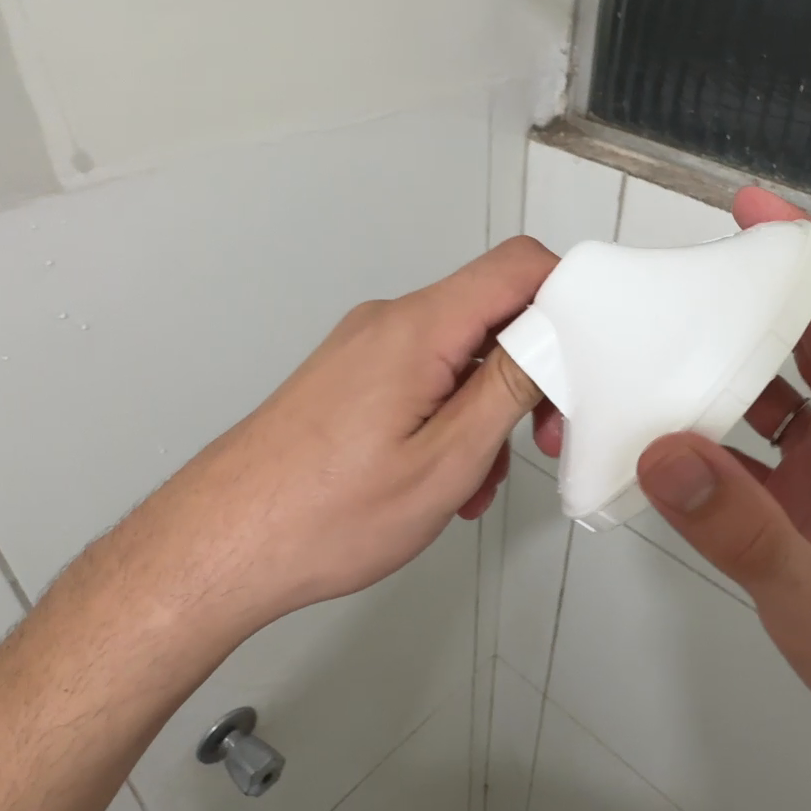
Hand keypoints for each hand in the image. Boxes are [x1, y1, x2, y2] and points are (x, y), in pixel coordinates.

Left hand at [88, 237, 556, 635]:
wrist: (221, 544)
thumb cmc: (322, 514)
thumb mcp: (444, 460)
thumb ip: (507, 389)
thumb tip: (553, 338)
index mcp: (417, 329)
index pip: (518, 266)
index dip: (568, 296)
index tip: (590, 356)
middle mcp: (389, 324)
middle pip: (493, 313)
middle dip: (532, 374)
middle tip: (543, 440)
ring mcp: (367, 349)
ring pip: (462, 355)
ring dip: (489, 410)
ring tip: (475, 482)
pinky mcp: (353, 377)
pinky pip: (426, 378)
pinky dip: (451, 419)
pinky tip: (443, 478)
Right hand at [635, 189, 810, 759]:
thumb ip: (736, 524)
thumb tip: (658, 448)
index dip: (793, 254)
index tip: (742, 207)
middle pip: (795, 343)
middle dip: (738, 305)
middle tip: (664, 284)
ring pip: (766, 397)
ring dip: (716, 373)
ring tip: (647, 353)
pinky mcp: (803, 504)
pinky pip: (749, 452)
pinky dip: (707, 440)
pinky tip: (659, 443)